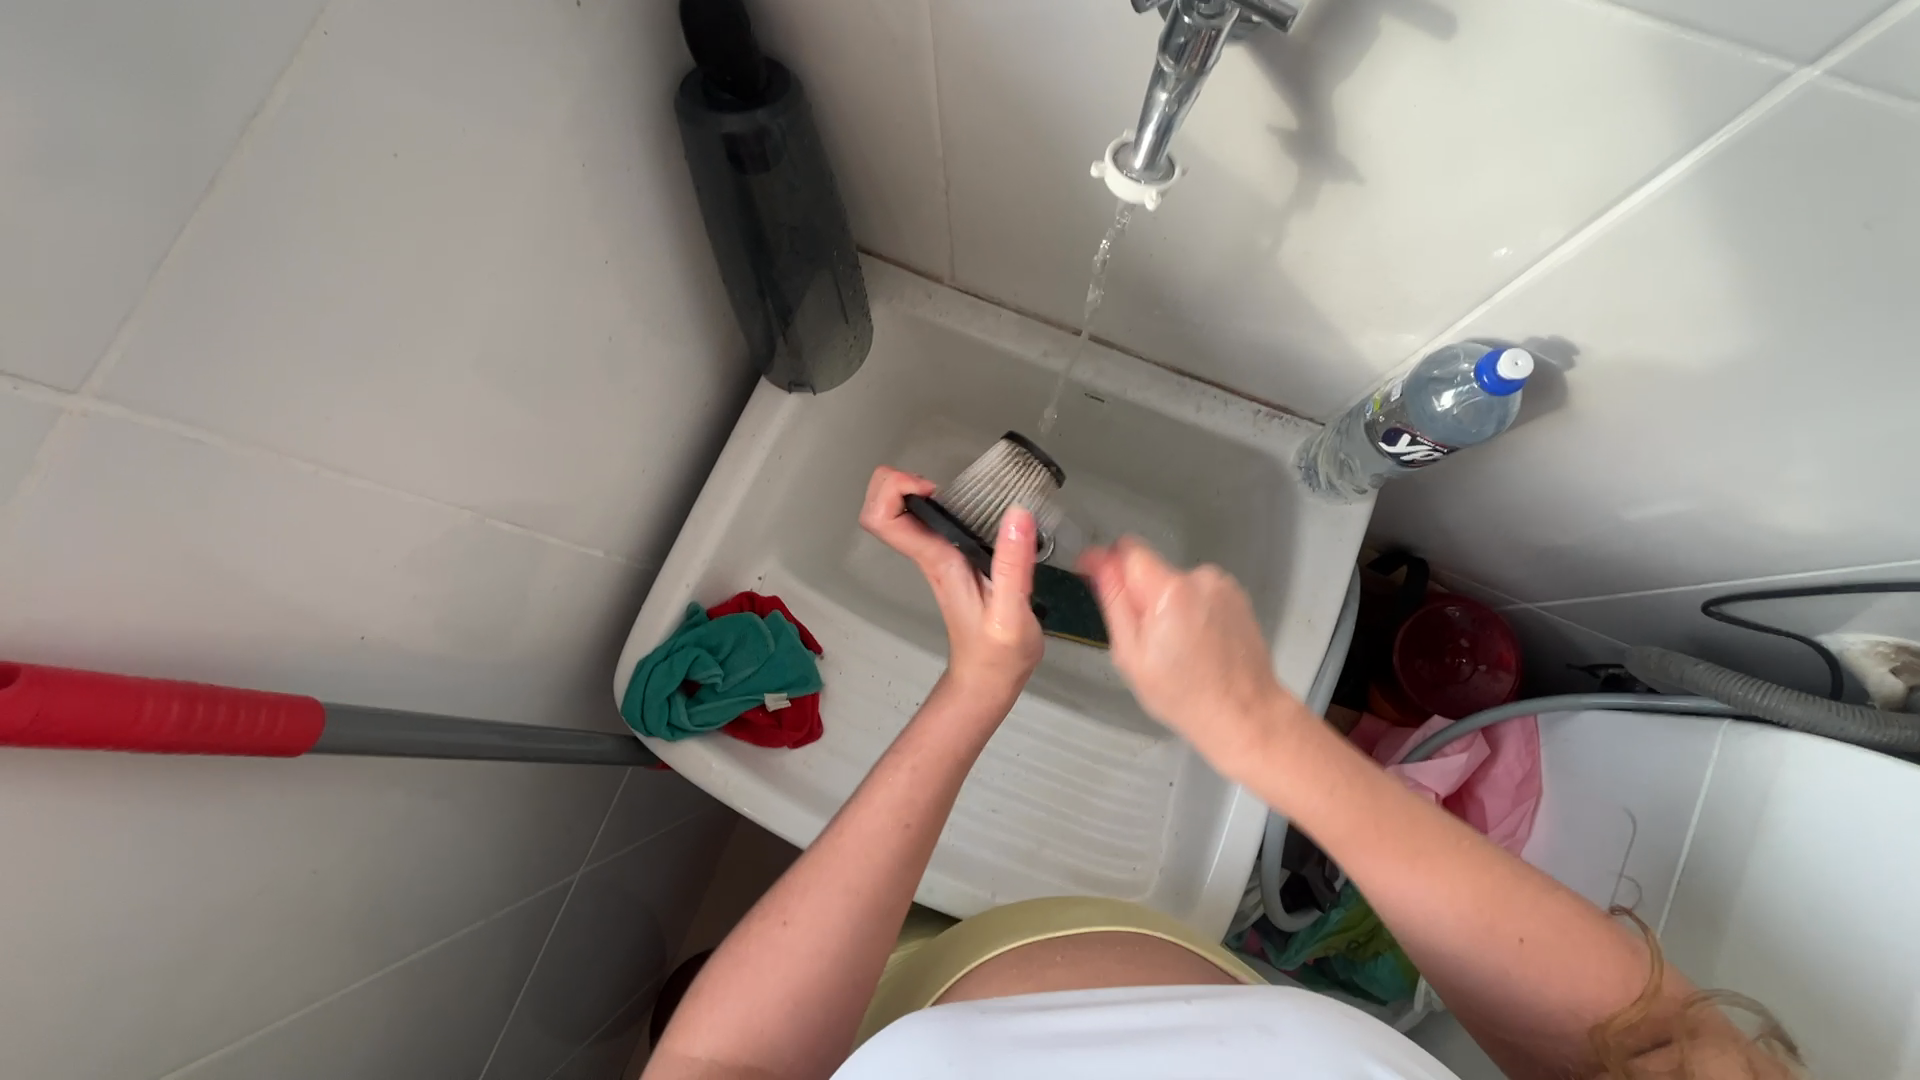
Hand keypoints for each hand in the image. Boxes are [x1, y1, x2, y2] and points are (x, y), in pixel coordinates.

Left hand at [859, 466, 1043, 703]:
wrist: (989, 678)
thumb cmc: (999, 653)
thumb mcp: (1012, 613)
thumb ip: (1014, 565)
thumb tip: (1017, 514)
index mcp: (937, 562)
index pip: (883, 520)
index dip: (895, 491)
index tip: (932, 489)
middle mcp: (929, 556)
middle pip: (880, 508)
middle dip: (894, 482)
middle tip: (933, 484)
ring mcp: (935, 558)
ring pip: (895, 513)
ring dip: (907, 489)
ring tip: (945, 490)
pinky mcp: (949, 561)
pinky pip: (921, 522)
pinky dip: (927, 502)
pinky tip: (958, 505)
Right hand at [1078, 537, 1306, 770]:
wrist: (1244, 713)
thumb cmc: (1187, 695)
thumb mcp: (1131, 655)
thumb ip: (1114, 601)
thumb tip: (1099, 564)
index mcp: (1169, 591)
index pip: (1128, 550)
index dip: (1109, 563)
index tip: (1099, 576)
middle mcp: (1200, 579)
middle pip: (1152, 571)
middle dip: (1143, 598)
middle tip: (1148, 640)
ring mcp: (1222, 587)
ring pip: (1175, 584)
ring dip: (1169, 607)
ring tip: (1178, 649)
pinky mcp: (1236, 597)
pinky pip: (1199, 594)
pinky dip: (1193, 613)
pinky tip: (1198, 646)